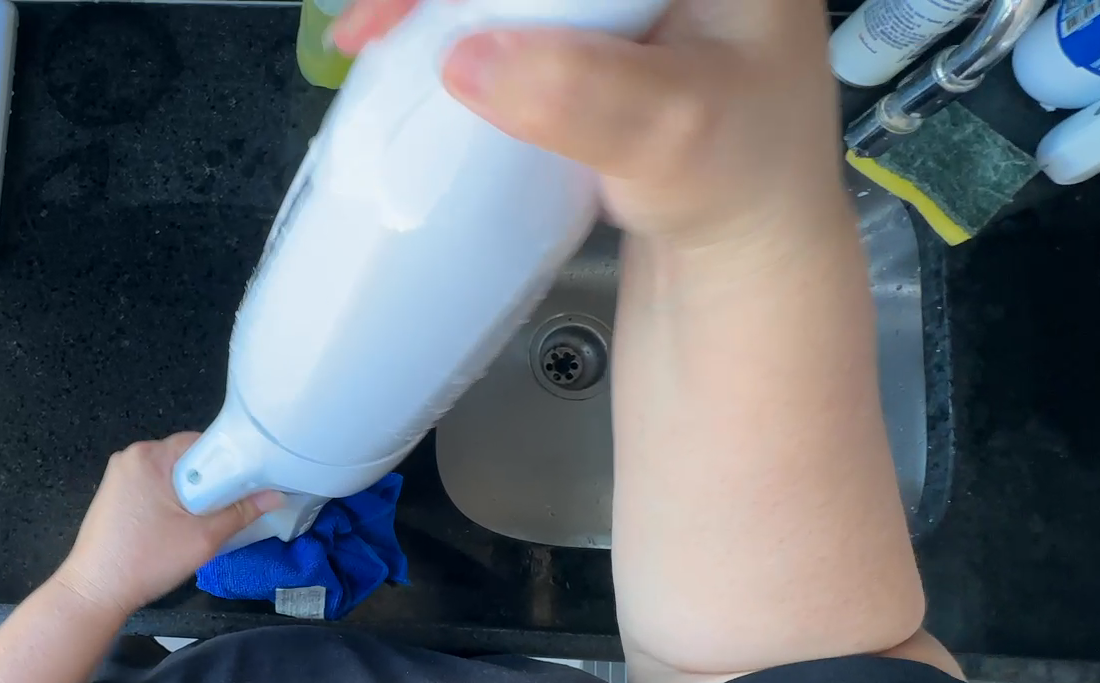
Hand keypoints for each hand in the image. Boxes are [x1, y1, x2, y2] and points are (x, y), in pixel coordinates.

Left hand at [53, 433, 284, 616]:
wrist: (94, 592)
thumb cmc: (147, 560)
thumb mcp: (203, 538)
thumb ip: (241, 513)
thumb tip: (277, 495)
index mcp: (149, 456)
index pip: (202, 442)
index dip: (230, 460)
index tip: (250, 481)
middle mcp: (131, 457)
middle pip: (186, 459)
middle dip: (210, 481)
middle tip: (232, 506)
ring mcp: (118, 476)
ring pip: (171, 476)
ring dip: (191, 495)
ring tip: (207, 520)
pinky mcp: (113, 496)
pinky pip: (153, 488)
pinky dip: (171, 502)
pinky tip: (179, 526)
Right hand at [332, 0, 846, 254]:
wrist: (735, 241)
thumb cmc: (734, 180)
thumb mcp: (670, 129)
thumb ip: (579, 92)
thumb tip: (462, 62)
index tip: (391, 16)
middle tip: (364, 31)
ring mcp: (622, 2)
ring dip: (438, 8)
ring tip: (374, 41)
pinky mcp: (593, 40)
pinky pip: (517, 19)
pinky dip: (461, 33)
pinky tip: (423, 57)